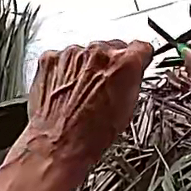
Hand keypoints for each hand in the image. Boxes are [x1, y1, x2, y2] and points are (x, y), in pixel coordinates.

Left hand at [23, 39, 153, 166]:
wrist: (59, 143)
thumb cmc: (92, 133)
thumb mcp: (127, 109)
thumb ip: (131, 82)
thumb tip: (130, 74)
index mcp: (125, 63)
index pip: (140, 48)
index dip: (137, 58)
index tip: (135, 62)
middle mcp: (99, 53)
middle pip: (110, 48)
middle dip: (108, 64)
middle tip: (102, 87)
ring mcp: (72, 54)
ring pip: (84, 53)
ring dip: (84, 67)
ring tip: (81, 94)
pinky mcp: (50, 59)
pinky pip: (61, 59)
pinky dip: (63, 71)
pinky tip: (65, 91)